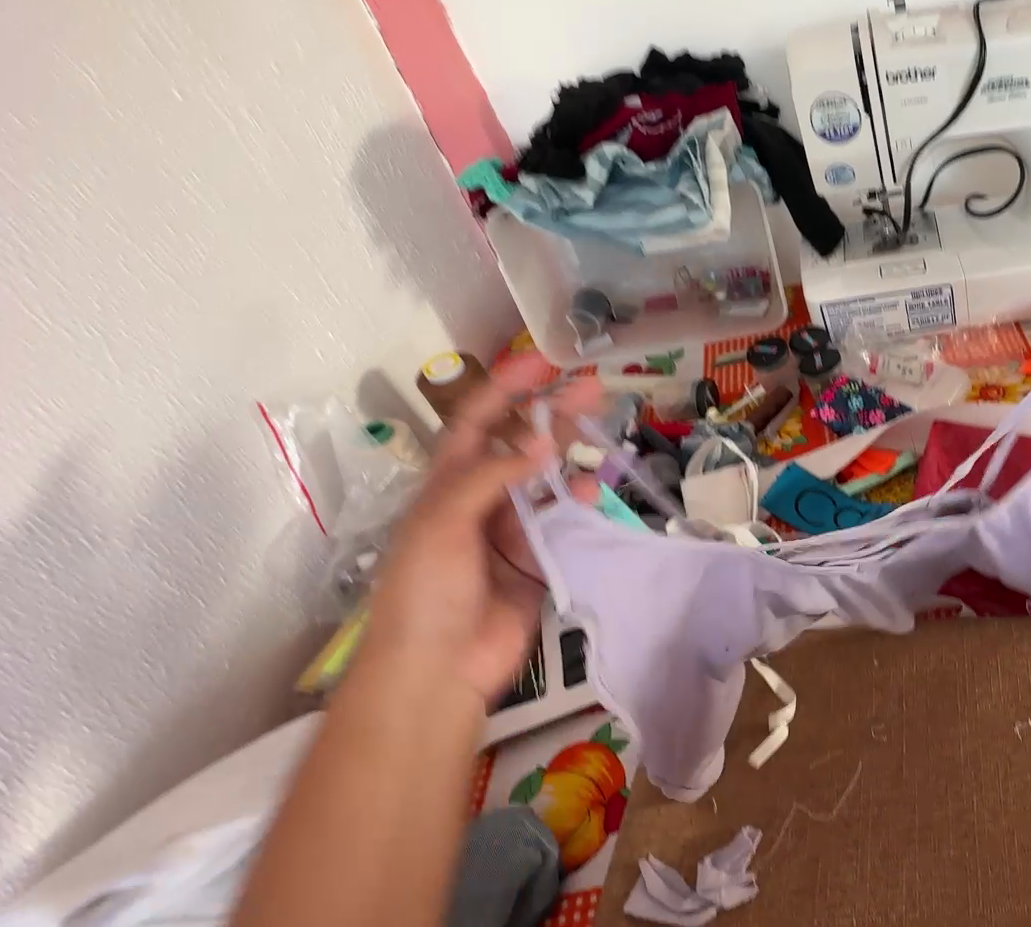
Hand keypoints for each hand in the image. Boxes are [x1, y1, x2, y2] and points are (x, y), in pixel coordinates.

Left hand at [354, 365, 599, 703]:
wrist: (439, 669)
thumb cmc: (426, 591)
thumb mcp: (443, 524)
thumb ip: (491, 478)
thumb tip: (543, 441)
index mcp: (447, 485)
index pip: (476, 421)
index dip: (506, 388)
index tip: (543, 361)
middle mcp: (481, 499)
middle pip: (521, 444)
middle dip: (553, 414)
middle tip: (594, 389)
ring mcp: (513, 529)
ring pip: (550, 479)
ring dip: (574, 456)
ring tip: (604, 438)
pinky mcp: (540, 557)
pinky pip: (566, 519)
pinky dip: (583, 501)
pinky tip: (597, 491)